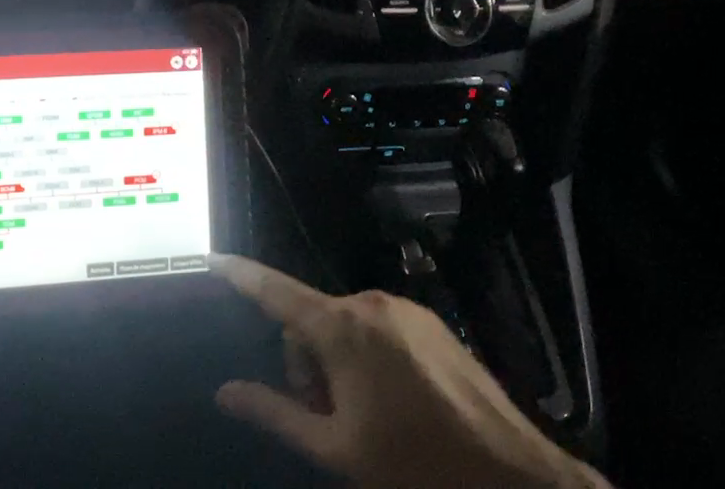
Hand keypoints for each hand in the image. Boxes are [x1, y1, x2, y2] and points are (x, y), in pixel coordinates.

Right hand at [210, 255, 607, 488]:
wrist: (515, 477)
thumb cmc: (415, 463)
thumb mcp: (336, 447)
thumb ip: (275, 413)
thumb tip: (224, 393)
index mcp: (340, 327)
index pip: (274, 291)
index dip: (239, 274)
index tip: (209, 258)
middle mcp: (369, 303)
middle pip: (310, 319)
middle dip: (304, 362)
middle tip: (326, 415)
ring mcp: (405, 310)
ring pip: (344, 324)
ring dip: (336, 361)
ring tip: (361, 415)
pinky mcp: (431, 324)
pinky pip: (378, 327)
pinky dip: (366, 355)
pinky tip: (391, 401)